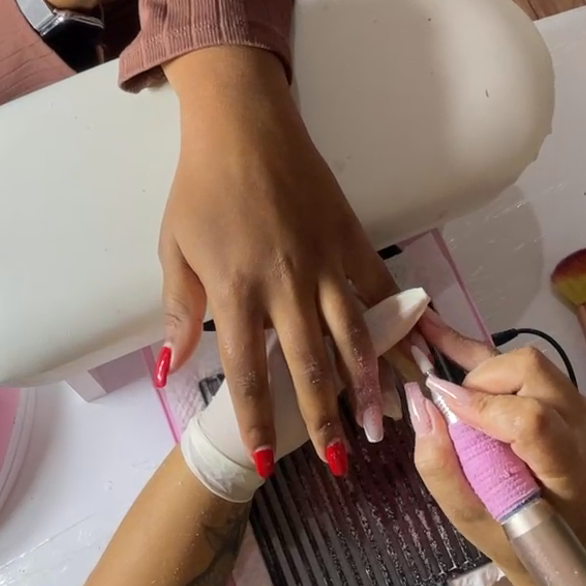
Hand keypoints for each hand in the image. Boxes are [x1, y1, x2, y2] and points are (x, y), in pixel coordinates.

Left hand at [159, 47, 398, 476]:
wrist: (244, 125)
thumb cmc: (202, 188)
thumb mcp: (174, 249)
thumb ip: (180, 313)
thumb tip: (171, 371)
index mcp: (235, 290)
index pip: (246, 371)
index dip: (257, 419)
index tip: (267, 458)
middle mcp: (285, 285)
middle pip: (309, 367)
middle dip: (324, 420)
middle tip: (340, 461)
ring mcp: (325, 263)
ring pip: (355, 337)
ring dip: (370, 386)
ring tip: (384, 424)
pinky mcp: (352, 241)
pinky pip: (380, 291)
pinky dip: (398, 324)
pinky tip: (413, 352)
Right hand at [406, 319, 585, 585]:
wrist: (550, 529)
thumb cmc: (511, 531)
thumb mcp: (468, 516)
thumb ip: (441, 465)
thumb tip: (421, 404)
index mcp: (567, 464)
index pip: (531, 418)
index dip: (480, 406)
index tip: (441, 406)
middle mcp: (581, 425)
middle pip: (529, 369)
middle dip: (478, 383)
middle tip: (453, 411)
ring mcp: (576, 403)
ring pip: (522, 358)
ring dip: (478, 371)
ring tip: (441, 380)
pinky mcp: (559, 390)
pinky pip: (515, 361)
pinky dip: (473, 350)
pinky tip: (434, 331)